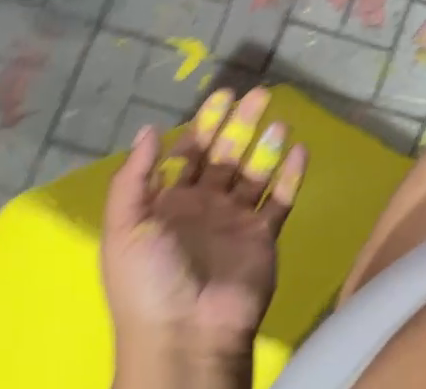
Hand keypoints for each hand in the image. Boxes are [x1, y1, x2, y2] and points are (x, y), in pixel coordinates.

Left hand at [101, 86, 307, 378]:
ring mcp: (236, 221)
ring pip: (255, 173)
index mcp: (167, 206)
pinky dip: (291, 175)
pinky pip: (280, 199)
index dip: (204, 125)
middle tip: (258, 94)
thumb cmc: (150, 279)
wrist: (188, 332)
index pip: (189, 155)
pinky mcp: (264, 235)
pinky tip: (299, 151)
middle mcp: (203, 208)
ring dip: (266, 146)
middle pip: (226, 157)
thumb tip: (151, 129)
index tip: (223, 96)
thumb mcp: (126, 229)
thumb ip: (135, 178)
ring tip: (279, 121)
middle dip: (240, 125)